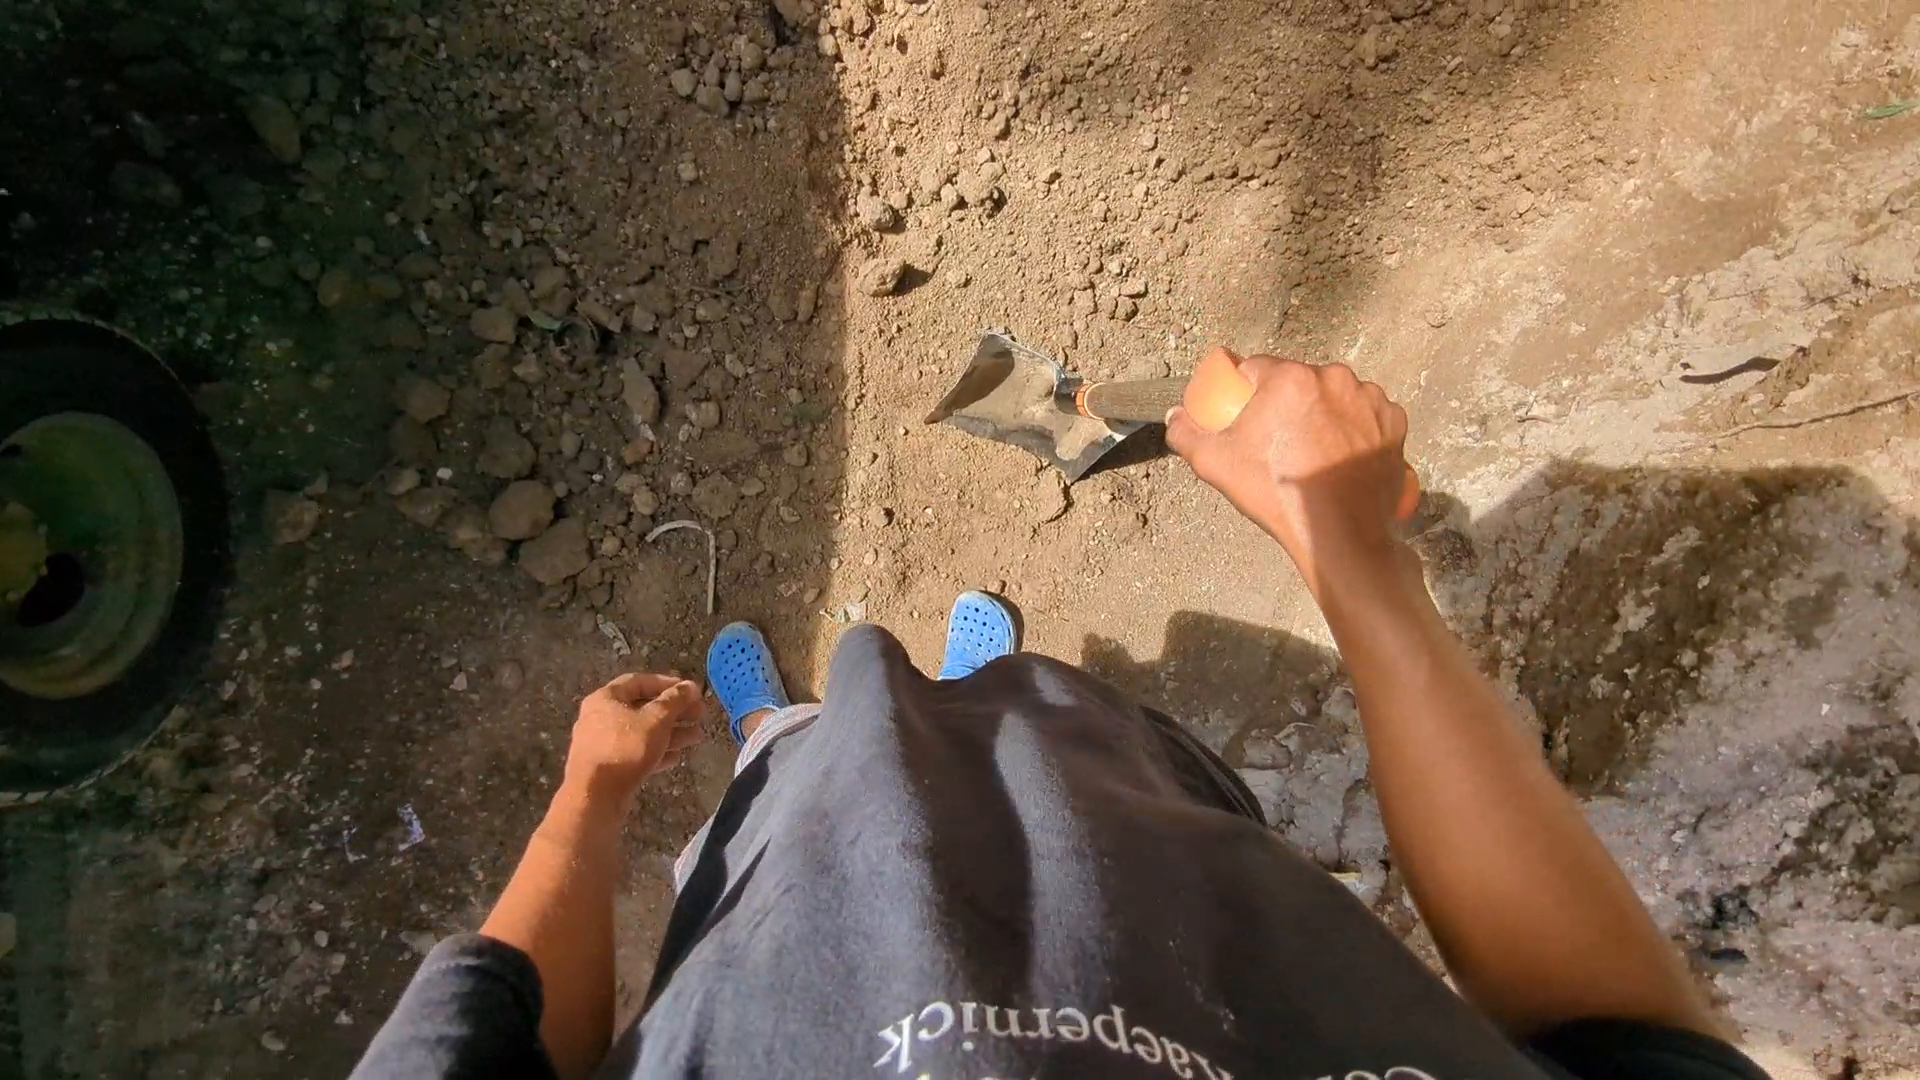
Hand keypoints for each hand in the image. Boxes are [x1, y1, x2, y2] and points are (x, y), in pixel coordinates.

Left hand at [561, 673, 704, 809]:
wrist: (596, 796)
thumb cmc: (627, 747)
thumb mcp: (658, 718)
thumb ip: (676, 699)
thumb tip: (690, 686)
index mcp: (607, 698)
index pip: (640, 681)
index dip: (668, 683)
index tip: (690, 690)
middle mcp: (601, 717)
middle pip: (644, 708)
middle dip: (675, 712)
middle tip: (699, 715)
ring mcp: (602, 743)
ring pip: (643, 732)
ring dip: (671, 732)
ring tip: (697, 737)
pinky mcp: (607, 766)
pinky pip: (635, 752)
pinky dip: (656, 751)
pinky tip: (676, 757)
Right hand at [1166, 355, 1409, 594]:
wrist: (1341, 534)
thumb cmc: (1276, 495)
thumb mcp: (1214, 465)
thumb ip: (1187, 433)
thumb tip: (1176, 415)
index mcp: (1289, 379)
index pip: (1255, 368)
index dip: (1243, 392)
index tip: (1242, 418)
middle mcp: (1334, 378)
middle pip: (1295, 381)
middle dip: (1282, 404)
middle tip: (1273, 442)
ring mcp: (1370, 398)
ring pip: (1330, 396)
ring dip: (1317, 414)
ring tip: (1307, 453)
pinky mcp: (1394, 421)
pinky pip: (1362, 414)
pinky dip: (1349, 429)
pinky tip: (1334, 457)